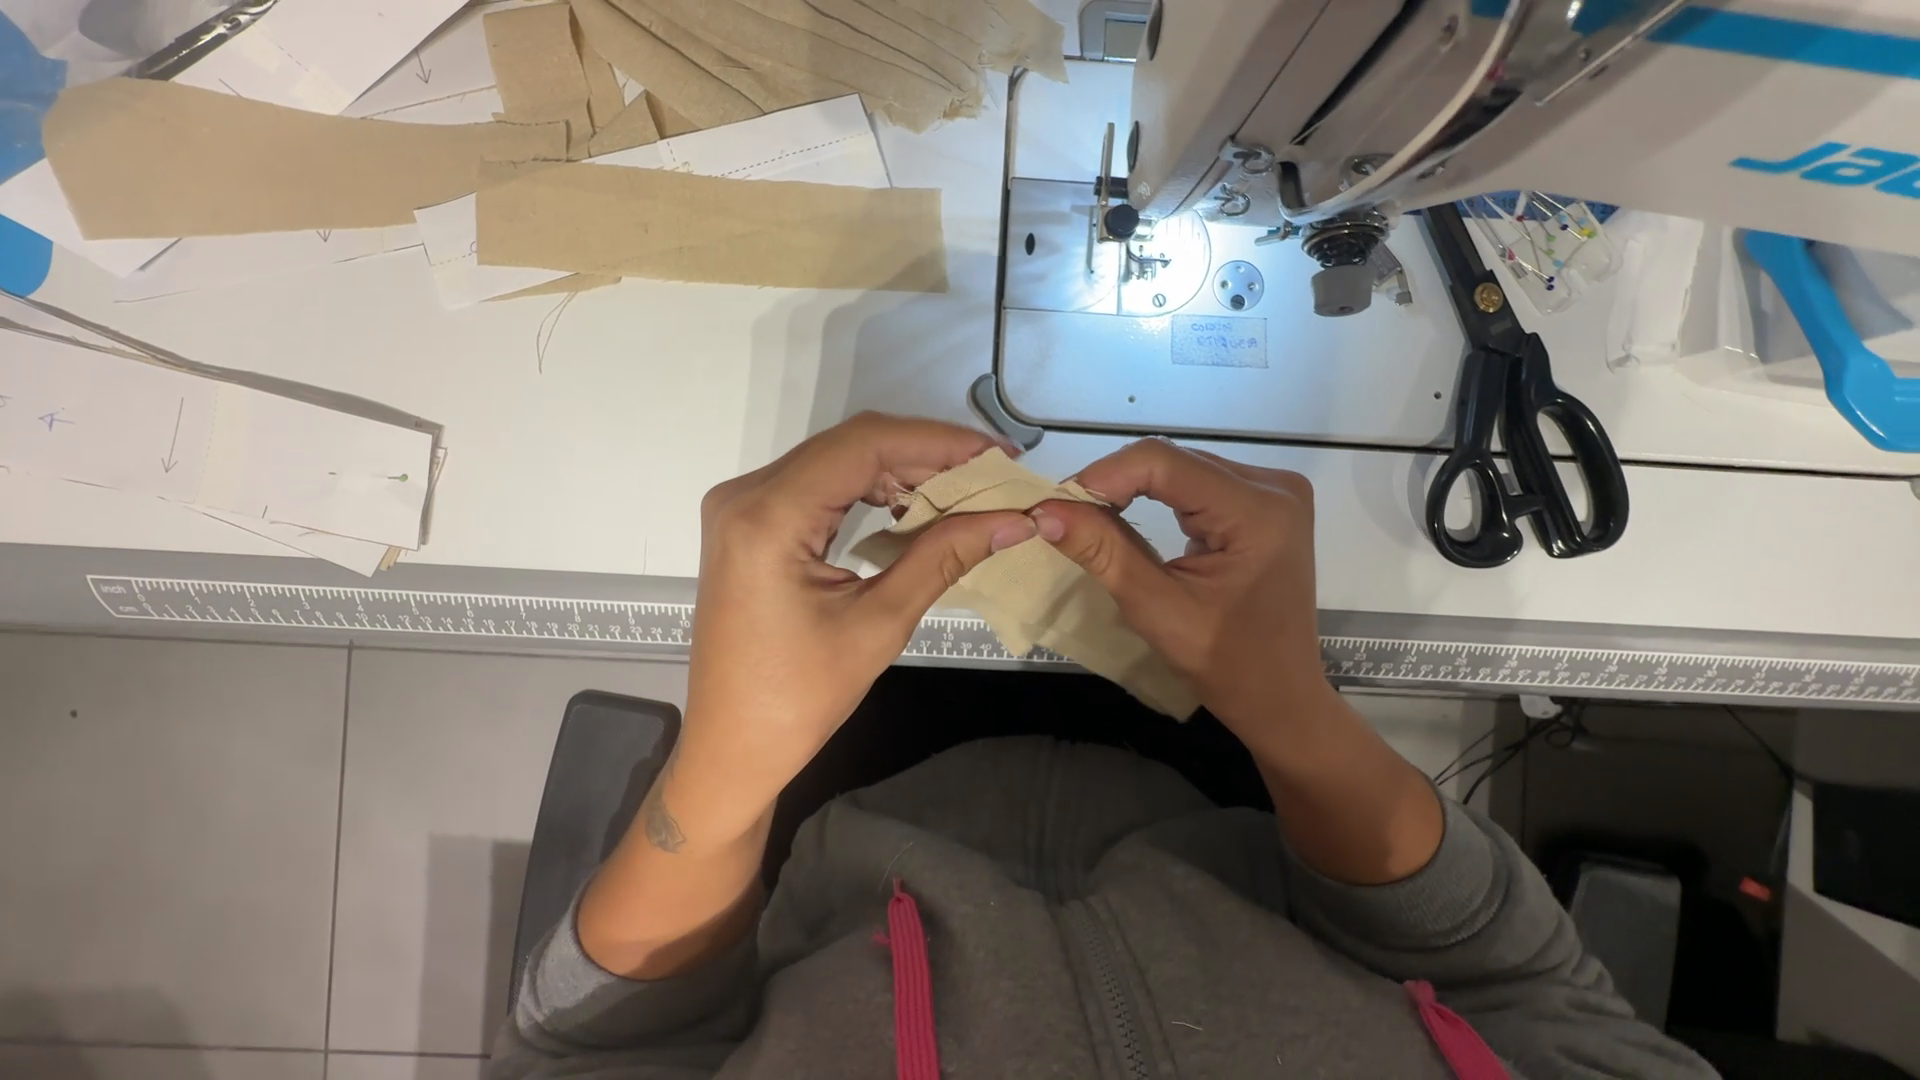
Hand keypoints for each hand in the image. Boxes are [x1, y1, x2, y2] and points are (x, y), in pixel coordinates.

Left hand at [671, 413, 1038, 842]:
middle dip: (927, 454)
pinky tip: (915, 505)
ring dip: (902, 470)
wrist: (733, 747)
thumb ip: (944, 557)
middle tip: (993, 474)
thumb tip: (1016, 521)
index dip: (939, 441)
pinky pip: (819, 486)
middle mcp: (746, 494)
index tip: (1000, 456)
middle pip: (850, 445)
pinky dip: (870, 489)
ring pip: (837, 460)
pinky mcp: (750, 524)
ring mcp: (743, 507)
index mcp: (768, 516)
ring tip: (966, 489)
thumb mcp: (879, 624)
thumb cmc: (800, 700)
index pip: (865, 445)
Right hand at [1031, 439, 1330, 754]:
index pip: (1163, 462)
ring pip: (1179, 468)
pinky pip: (1194, 484)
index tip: (1059, 508)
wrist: (1279, 695)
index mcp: (1258, 511)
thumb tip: (1045, 511)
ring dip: (1130, 488)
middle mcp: (1272, 486)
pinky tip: (1126, 517)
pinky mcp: (1261, 503)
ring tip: (1089, 519)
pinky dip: (1154, 496)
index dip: (1103, 476)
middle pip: (1171, 460)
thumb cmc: (1225, 662)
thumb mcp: (1156, 608)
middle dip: (1112, 484)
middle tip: (1066, 516)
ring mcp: (1272, 492)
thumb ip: (1103, 551)